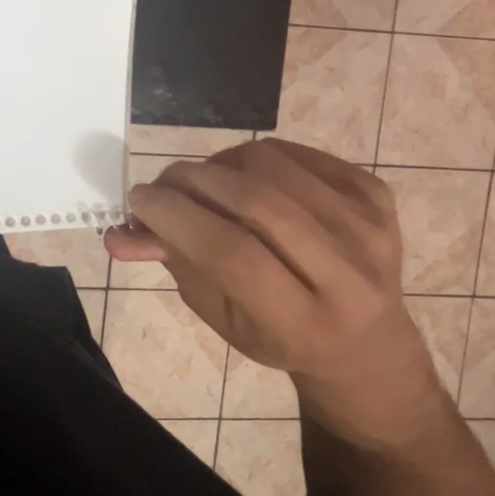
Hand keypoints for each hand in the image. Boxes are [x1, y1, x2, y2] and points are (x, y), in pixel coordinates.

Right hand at [106, 138, 442, 445]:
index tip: (139, 200)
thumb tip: (117, 233)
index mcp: (305, 324)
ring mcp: (370, 231)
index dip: (178, 218)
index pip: (234, 255)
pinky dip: (251, 156)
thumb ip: (174, 264)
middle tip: (160, 184)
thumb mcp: (220, 315)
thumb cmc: (277, 335)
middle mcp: (350, 277)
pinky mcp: (377, 197)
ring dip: (218, 164)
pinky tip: (240, 177)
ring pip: (272, 167)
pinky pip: (294, 153)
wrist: (365, 342)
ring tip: (200, 183)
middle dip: (191, 181)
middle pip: (256, 203)